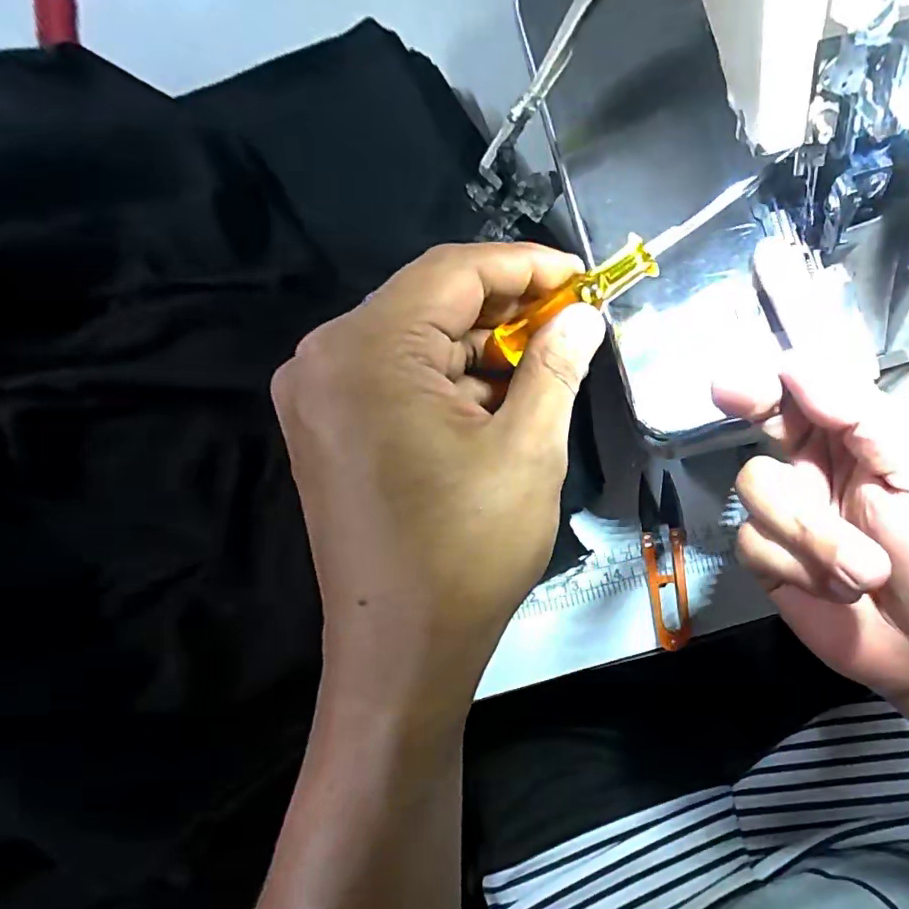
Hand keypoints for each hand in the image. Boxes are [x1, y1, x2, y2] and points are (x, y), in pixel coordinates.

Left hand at [271, 243, 605, 719]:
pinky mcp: (333, 432)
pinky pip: (402, 382)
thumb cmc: (471, 546)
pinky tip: (506, 399)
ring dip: (486, 347)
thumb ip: (556, 368)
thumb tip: (586, 315)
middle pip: (431, 303)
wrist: (406, 644)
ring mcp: (323, 399)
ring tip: (552, 361)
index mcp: (368, 351)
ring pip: (419, 344)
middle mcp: (327, 360)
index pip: (453, 271)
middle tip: (577, 320)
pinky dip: (456, 381)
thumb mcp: (529, 450)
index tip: (584, 275)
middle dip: (510, 308)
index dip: (526, 264)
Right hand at [711, 341, 908, 706]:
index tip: (742, 372)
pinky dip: (800, 570)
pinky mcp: (774, 563)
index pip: (811, 391)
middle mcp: (821, 467)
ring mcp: (794, 515)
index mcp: (864, 438)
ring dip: (812, 534)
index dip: (773, 374)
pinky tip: (841, 592)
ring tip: (868, 572)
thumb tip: (796, 365)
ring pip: (757, 489)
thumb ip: (864, 418)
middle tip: (726, 389)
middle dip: (749, 403)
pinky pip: (754, 545)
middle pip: (764, 420)